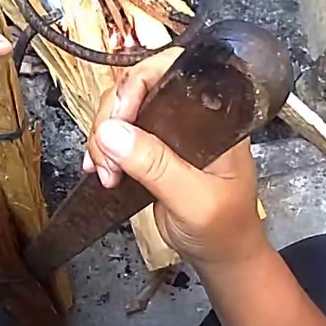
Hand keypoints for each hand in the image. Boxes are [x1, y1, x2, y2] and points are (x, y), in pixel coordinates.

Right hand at [83, 51, 268, 270]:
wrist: (221, 254)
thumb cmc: (225, 227)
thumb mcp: (194, 199)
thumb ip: (156, 166)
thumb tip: (112, 133)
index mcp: (214, 114)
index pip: (172, 71)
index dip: (138, 84)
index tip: (117, 120)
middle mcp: (190, 115)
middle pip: (137, 88)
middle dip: (112, 120)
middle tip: (108, 159)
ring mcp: (168, 131)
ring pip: (121, 112)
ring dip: (103, 139)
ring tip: (106, 173)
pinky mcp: (150, 149)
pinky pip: (117, 135)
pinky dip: (101, 150)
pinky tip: (100, 169)